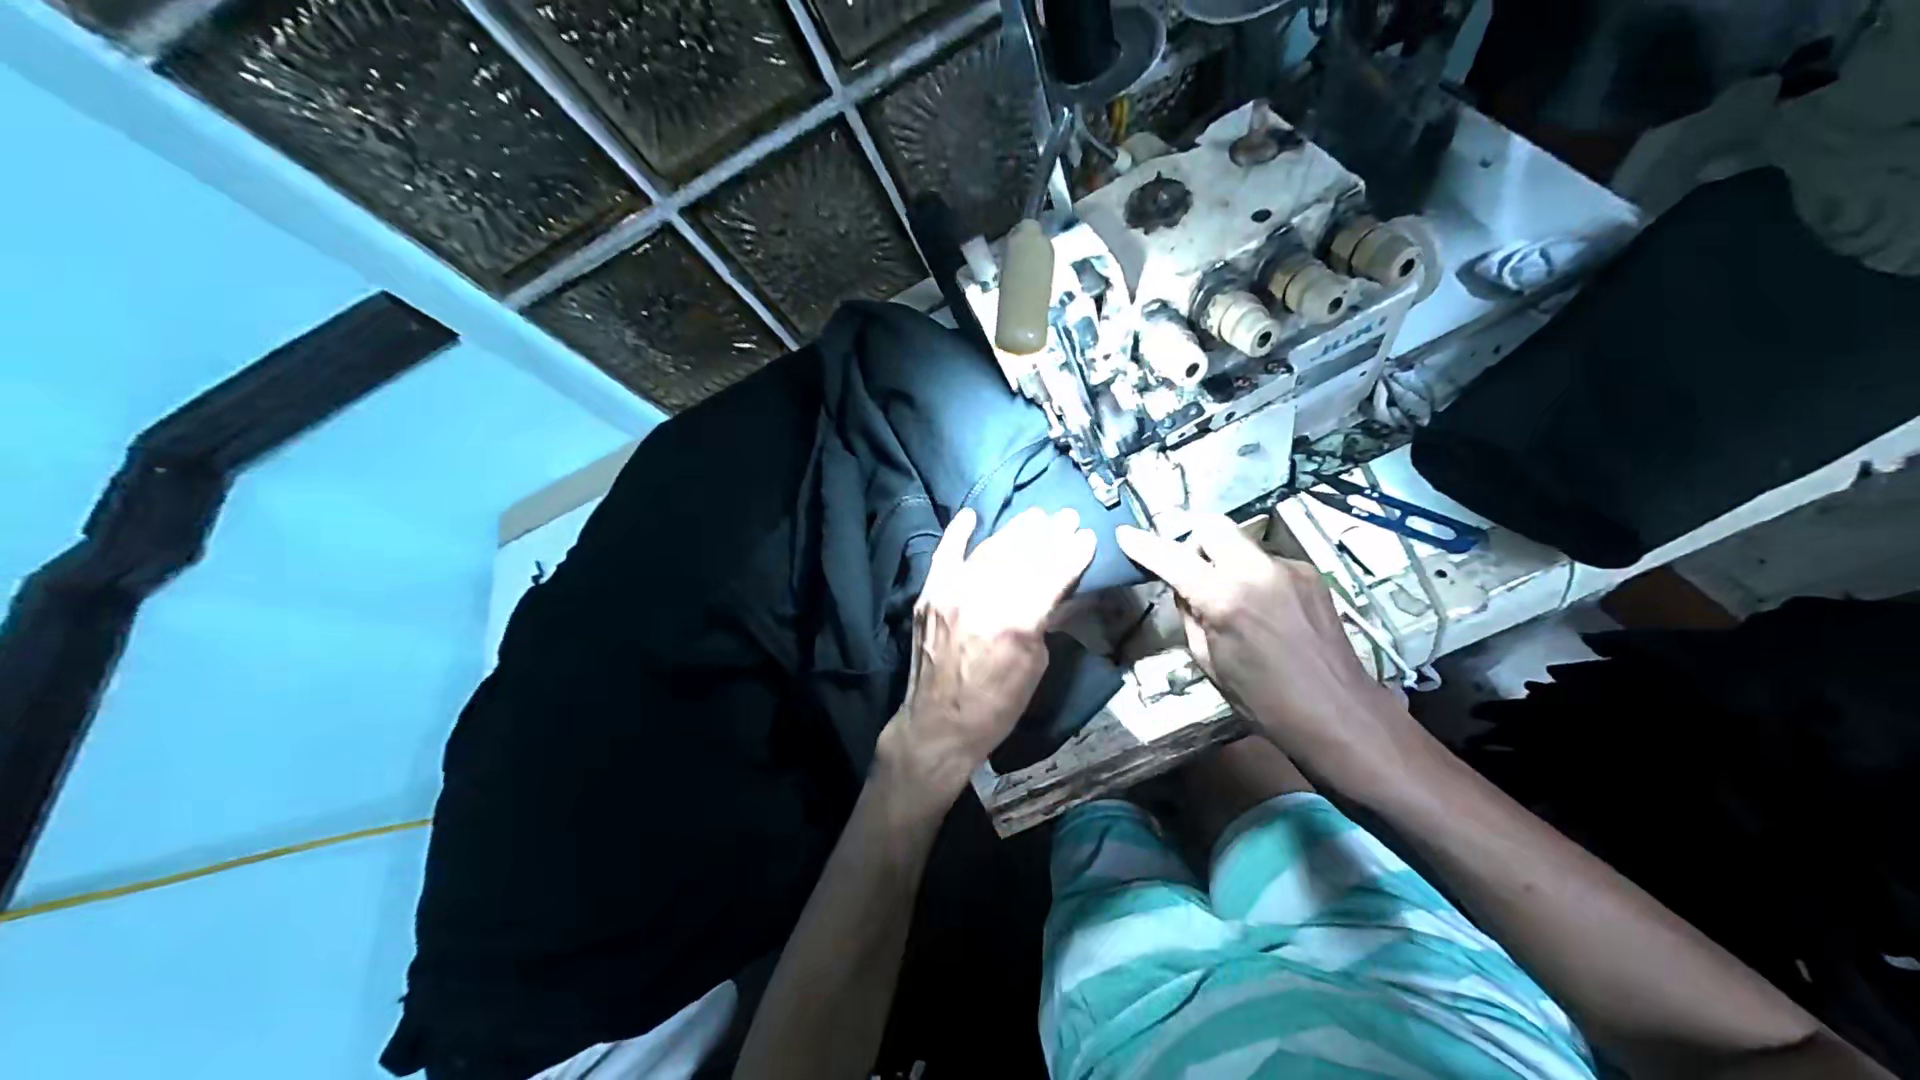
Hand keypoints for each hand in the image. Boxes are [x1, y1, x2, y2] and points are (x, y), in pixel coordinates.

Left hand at [876, 506, 1096, 801]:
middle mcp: (981, 599)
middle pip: (1021, 555)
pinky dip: (958, 533)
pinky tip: (972, 516)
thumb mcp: (1036, 665)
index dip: (1073, 552)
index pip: (1052, 574)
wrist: (938, 725)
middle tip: (1065, 517)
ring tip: (1035, 517)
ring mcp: (950, 593)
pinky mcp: (929, 595)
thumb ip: (1046, 621)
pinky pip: (944, 554)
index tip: (1087, 535)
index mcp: (1015, 623)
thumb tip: (1063, 591)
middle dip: (1048, 534)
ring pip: (989, 549)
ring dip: (1015, 531)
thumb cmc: (996, 705)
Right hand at [1114, 515, 1418, 785]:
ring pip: (1241, 544)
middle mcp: (1258, 571)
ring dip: (1224, 560)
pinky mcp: (1311, 574)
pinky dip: (1252, 575)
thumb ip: (1190, 615)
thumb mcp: (1209, 661)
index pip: (1173, 557)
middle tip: (1184, 564)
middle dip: (1191, 538)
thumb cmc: (1265, 701)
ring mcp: (1289, 568)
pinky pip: (1266, 562)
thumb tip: (1183, 588)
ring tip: (1228, 597)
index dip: (1144, 545)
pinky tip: (1261, 608)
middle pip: (1212, 525)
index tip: (1125, 536)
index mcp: (1226, 598)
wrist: (1339, 714)